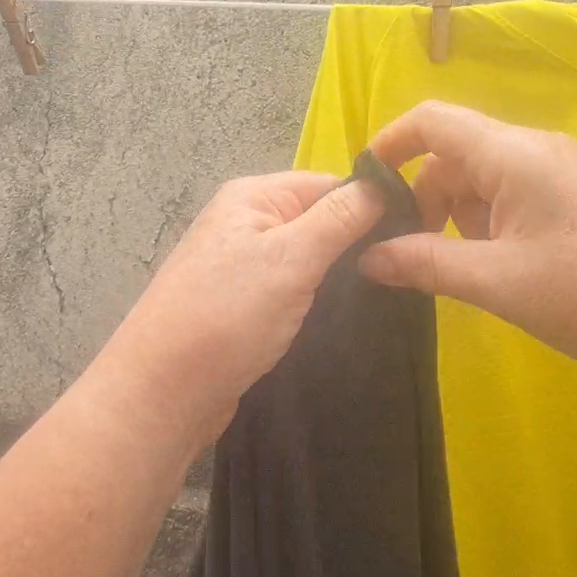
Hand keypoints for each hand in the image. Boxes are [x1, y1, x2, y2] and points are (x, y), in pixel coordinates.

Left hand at [98, 172, 383, 444]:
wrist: (163, 393)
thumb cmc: (227, 315)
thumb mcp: (290, 258)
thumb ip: (336, 218)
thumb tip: (379, 183)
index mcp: (253, 197)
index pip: (326, 184)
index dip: (368, 204)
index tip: (413, 232)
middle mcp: (244, 222)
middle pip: (317, 219)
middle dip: (354, 243)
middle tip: (401, 270)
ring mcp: (241, 265)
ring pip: (307, 257)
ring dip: (336, 276)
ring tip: (382, 295)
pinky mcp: (243, 305)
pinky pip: (291, 288)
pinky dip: (315, 299)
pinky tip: (342, 318)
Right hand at [358, 101, 576, 383]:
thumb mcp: (498, 282)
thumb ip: (425, 263)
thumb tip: (367, 258)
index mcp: (514, 153)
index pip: (432, 121)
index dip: (390, 145)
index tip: (363, 190)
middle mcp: (536, 149)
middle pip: (456, 152)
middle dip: (424, 196)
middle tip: (408, 252)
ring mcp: (562, 172)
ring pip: (484, 177)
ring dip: (458, 214)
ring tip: (460, 269)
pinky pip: (515, 194)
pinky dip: (490, 223)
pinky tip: (498, 268)